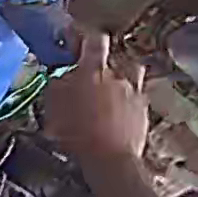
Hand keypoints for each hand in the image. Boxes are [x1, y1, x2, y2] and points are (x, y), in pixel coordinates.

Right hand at [44, 28, 148, 165]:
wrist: (110, 160)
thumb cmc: (76, 131)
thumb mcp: (53, 105)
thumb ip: (58, 84)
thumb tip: (62, 76)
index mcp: (93, 70)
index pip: (94, 40)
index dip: (84, 36)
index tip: (75, 39)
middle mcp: (118, 76)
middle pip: (114, 59)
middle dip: (101, 64)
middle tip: (89, 74)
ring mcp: (135, 93)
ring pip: (129, 76)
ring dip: (120, 80)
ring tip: (108, 93)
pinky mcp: (144, 112)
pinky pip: (135, 98)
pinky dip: (126, 102)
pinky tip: (115, 115)